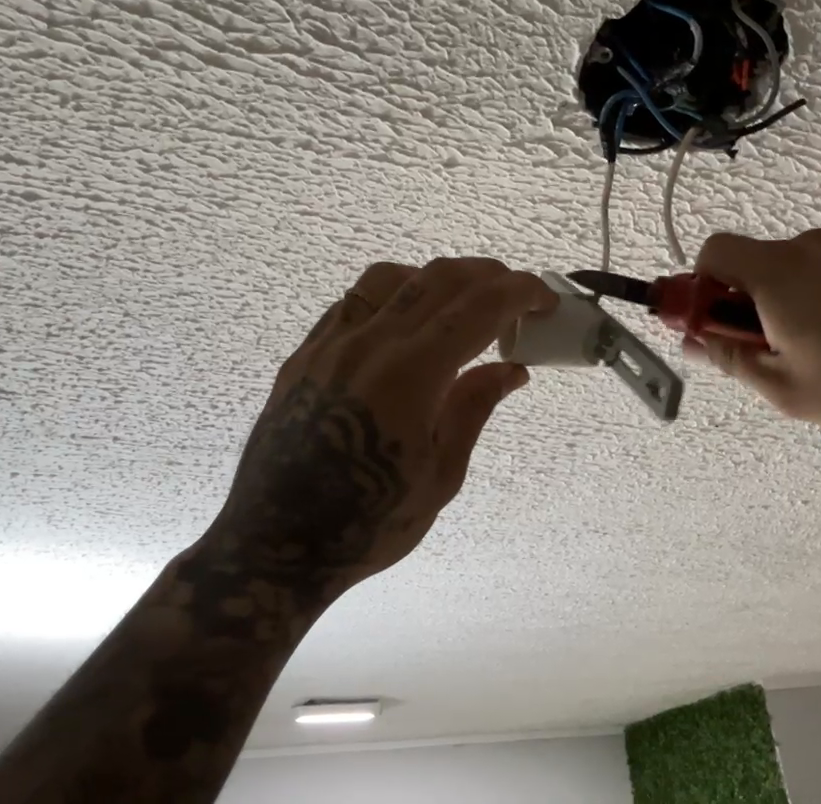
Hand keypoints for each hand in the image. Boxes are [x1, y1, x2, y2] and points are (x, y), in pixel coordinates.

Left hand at [204, 258, 556, 597]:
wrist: (275, 544)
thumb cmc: (369, 523)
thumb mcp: (440, 475)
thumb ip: (473, 408)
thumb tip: (511, 369)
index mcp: (410, 374)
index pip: (477, 308)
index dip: (519, 293)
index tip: (545, 299)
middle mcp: (368, 343)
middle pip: (437, 279)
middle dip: (487, 276)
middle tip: (516, 296)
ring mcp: (330, 344)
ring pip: (389, 279)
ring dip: (434, 279)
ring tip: (458, 305)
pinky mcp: (304, 355)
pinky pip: (352, 303)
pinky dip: (390, 296)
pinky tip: (402, 326)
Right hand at [688, 230, 820, 437]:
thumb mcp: (786, 387)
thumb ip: (731, 359)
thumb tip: (697, 342)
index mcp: (776, 271)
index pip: (713, 252)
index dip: (699, 289)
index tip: (710, 327)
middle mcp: (811, 250)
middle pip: (754, 264)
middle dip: (744, 307)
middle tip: (764, 356)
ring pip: (796, 276)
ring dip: (787, 310)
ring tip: (818, 363)